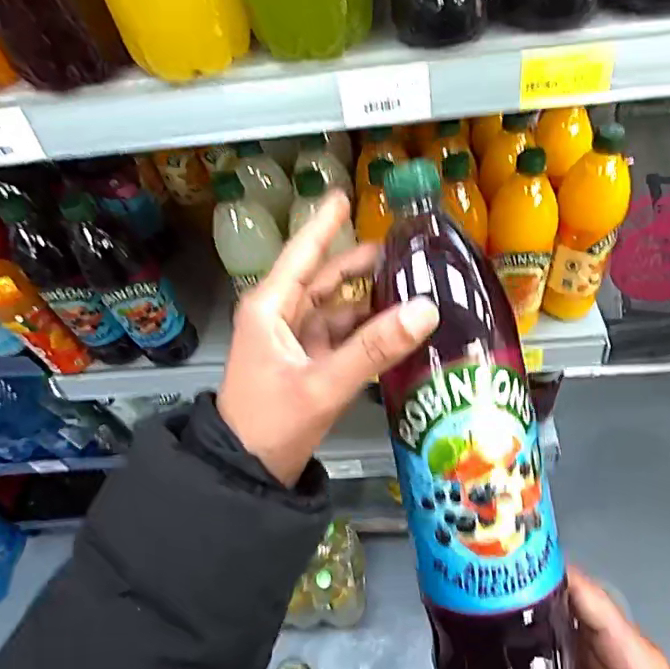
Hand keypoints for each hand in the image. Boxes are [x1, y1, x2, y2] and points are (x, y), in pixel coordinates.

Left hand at [217, 189, 437, 485]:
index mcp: (271, 308)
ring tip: (412, 288)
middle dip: (359, 263)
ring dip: (368, 300)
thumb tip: (425, 309)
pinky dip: (365, 331)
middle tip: (403, 249)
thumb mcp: (324, 385)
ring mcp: (292, 341)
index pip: (302, 254)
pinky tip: (395, 329)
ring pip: (335, 309)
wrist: (244, 473)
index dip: (324, 224)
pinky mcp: (304, 364)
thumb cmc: (270, 424)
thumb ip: (374, 348)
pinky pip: (339, 336)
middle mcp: (280, 317)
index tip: (343, 196)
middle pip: (323, 278)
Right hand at [489, 568, 669, 668]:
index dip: (547, 572)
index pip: (587, 596)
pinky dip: (522, 662)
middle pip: (565, 611)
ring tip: (473, 614)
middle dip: (523, 595)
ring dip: (519, 626)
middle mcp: (617, 661)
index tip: (502, 560)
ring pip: (554, 639)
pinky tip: (490, 660)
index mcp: (636, 661)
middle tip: (473, 588)